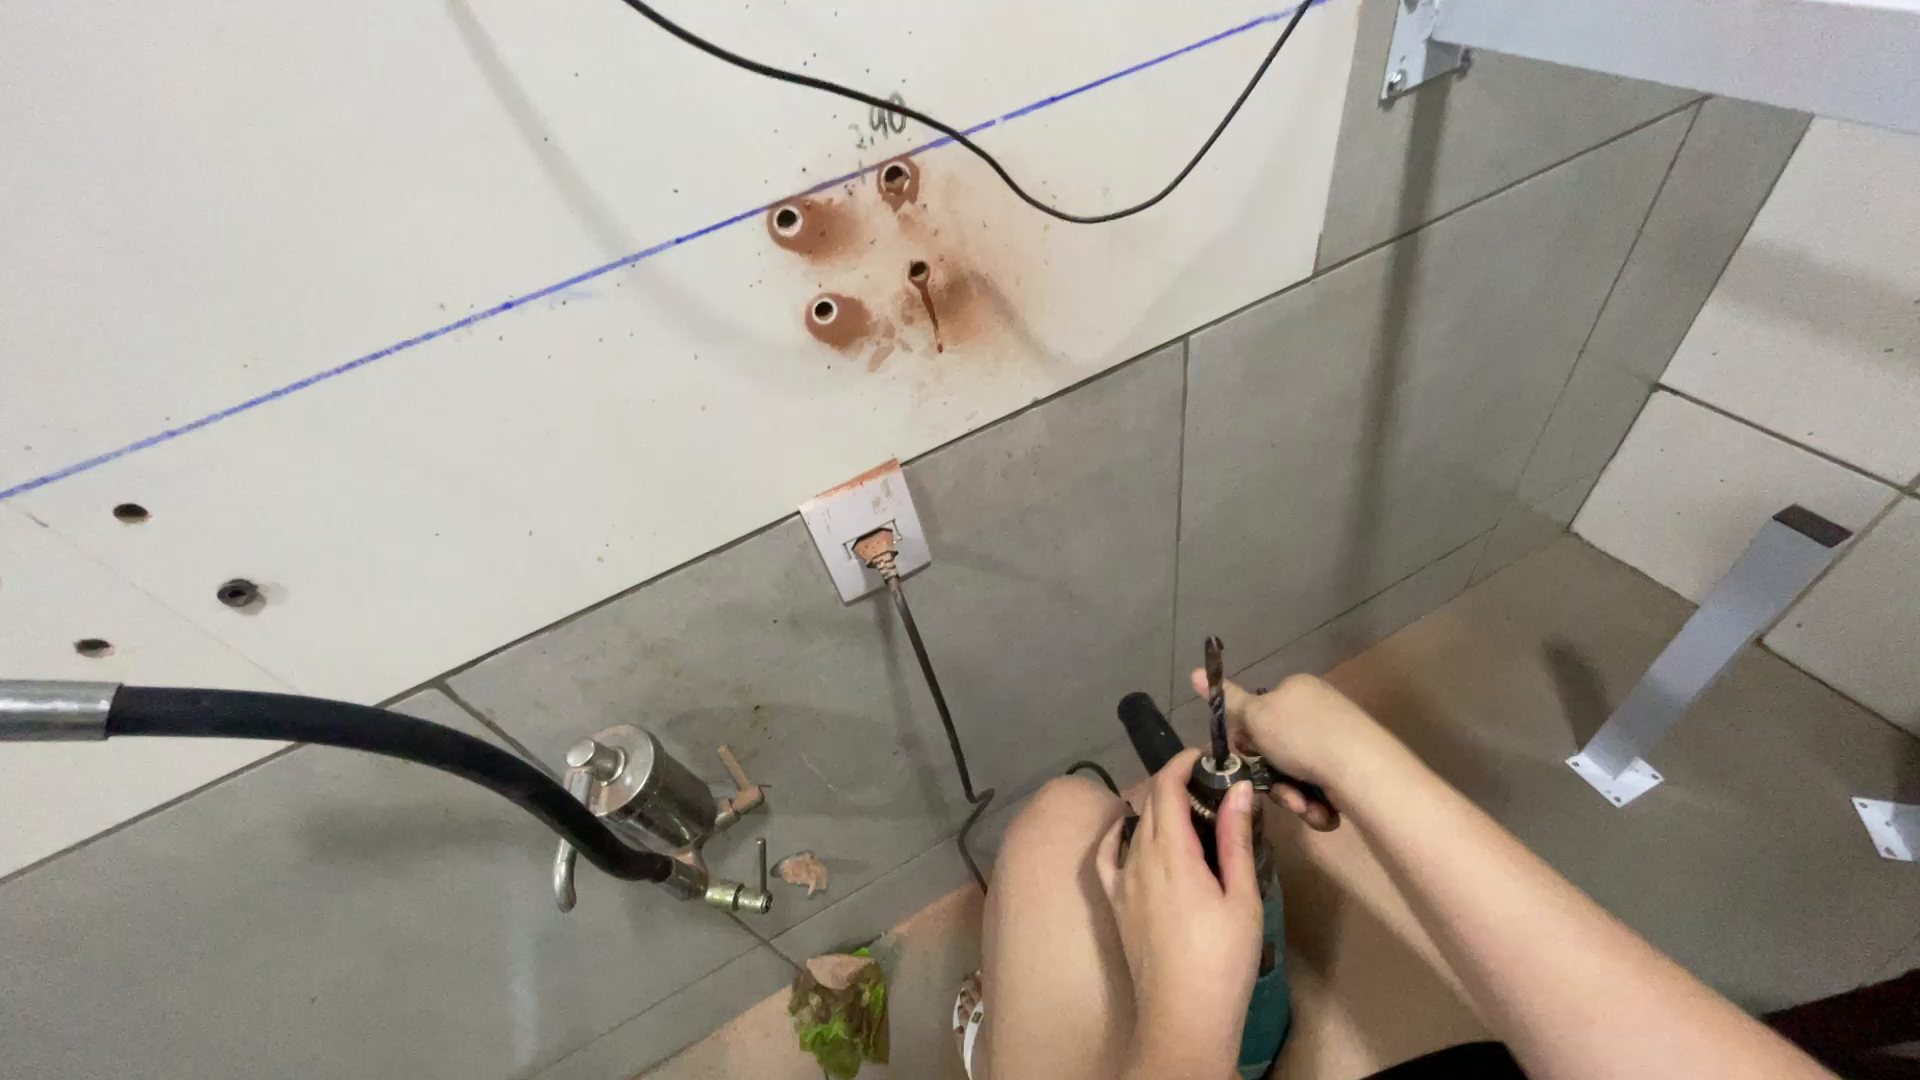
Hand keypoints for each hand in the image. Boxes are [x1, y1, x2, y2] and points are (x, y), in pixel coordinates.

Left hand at [1096, 748, 1261, 1078]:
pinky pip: (1107, 854)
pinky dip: (1118, 834)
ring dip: (1156, 810)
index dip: (1180, 763)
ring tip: (1186, 814)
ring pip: (1135, 827)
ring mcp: (1122, 878)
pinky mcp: (1114, 900)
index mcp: (1172, 851)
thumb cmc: (1223, 959)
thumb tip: (1238, 789)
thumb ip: (1236, 839)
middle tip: (1208, 786)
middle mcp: (1138, 856)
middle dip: (1175, 785)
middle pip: (1151, 803)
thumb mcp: (1242, 898)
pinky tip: (1129, 831)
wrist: (1182, 1017)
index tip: (1202, 756)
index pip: (1166, 787)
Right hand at [1189, 670, 1393, 831]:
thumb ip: (1228, 701)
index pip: (1260, 712)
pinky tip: (1322, 810)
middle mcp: (1319, 711)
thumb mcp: (1256, 716)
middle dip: (1273, 777)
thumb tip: (1193, 672)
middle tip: (1276, 790)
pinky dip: (1316, 804)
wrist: (1363, 772)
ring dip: (1293, 796)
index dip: (1249, 739)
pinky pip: (1321, 789)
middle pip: (1277, 749)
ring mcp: (1340, 741)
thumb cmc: (1302, 736)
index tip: (1246, 757)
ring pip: (1298, 775)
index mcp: (1297, 689)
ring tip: (1303, 805)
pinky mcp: (1355, 771)